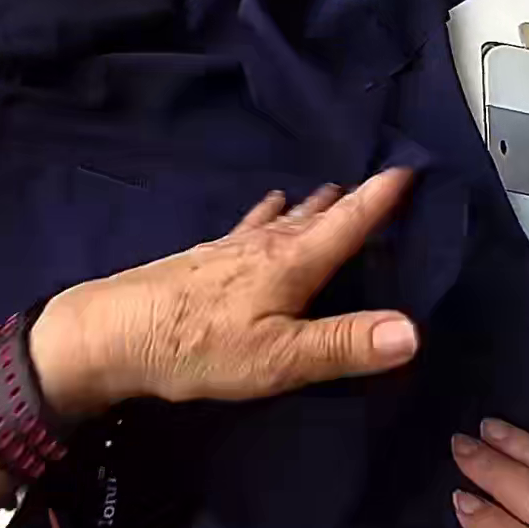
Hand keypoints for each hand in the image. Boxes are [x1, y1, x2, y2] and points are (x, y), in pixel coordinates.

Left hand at [29, 169, 420, 415]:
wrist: (114, 330)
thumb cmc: (198, 346)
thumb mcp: (277, 358)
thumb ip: (343, 344)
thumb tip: (414, 329)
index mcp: (290, 264)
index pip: (346, 225)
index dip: (379, 199)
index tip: (406, 168)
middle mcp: (263, 246)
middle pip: (316, 216)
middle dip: (351, 199)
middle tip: (377, 179)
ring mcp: (230, 249)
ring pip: (283, 218)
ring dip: (311, 205)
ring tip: (329, 189)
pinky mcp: (205, 258)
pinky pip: (250, 225)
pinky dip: (268, 214)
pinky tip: (265, 208)